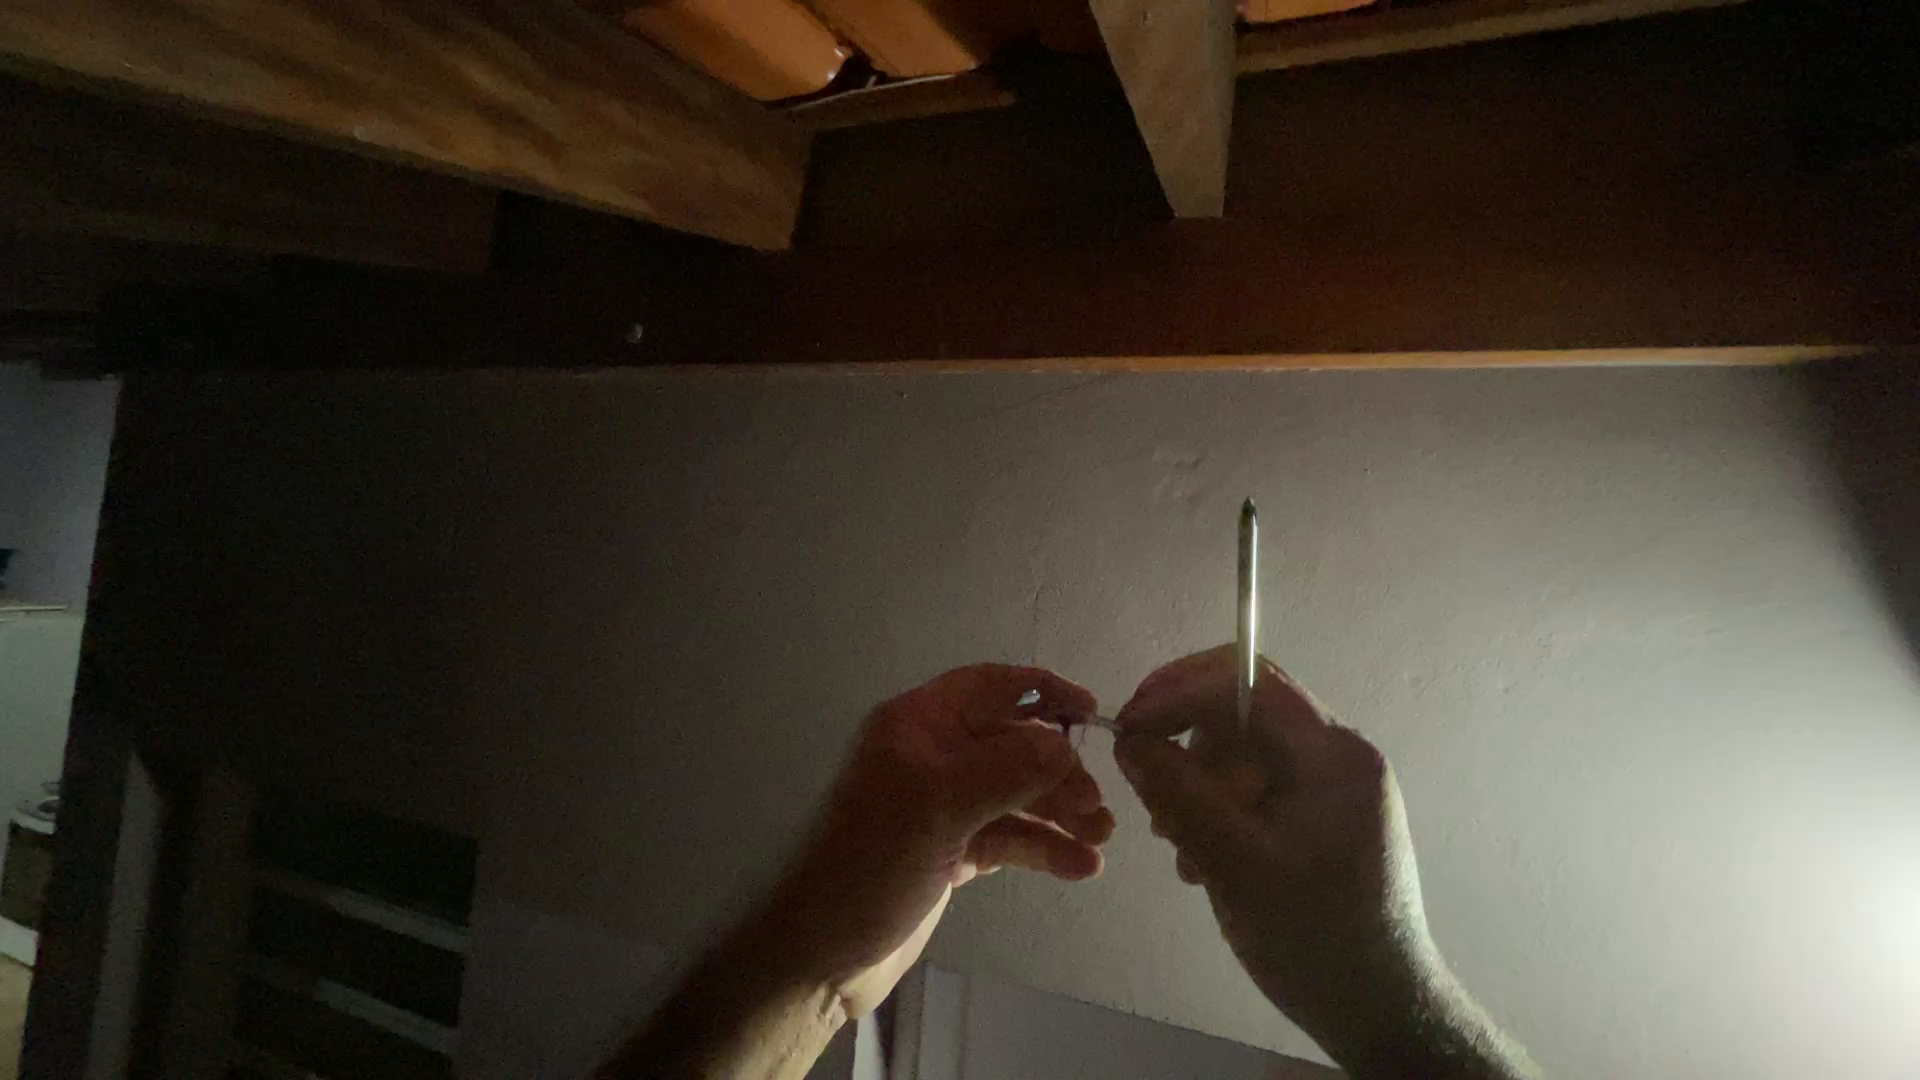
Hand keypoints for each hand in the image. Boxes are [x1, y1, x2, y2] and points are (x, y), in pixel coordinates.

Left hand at [765, 664, 1115, 1017]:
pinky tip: (1079, 867)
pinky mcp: (950, 849)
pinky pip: (1006, 836)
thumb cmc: (871, 861)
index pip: (989, 686)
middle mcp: (933, 756)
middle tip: (1096, 807)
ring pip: (1014, 794)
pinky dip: (1041, 847)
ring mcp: (942, 805)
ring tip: (1099, 840)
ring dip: (1058, 813)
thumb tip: (1065, 748)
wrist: (821, 952)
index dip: (1041, 690)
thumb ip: (1008, 768)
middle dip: (1057, 771)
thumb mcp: (939, 804)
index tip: (1089, 708)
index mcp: (920, 724)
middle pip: (1011, 744)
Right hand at [1112, 647, 1436, 1063]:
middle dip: (1180, 724)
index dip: (1178, 692)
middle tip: (1136, 755)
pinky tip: (1195, 849)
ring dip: (1191, 768)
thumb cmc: (1315, 941)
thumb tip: (1126, 739)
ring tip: (1168, 828)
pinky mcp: (1313, 806)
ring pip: (1237, 739)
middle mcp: (1335, 751)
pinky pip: (1247, 775)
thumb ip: (1178, 794)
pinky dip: (1210, 797)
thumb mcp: (1235, 865)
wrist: (1379, 1014)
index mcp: (1333, 753)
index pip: (1247, 681)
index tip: (1127, 727)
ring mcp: (1326, 779)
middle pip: (1242, 701)